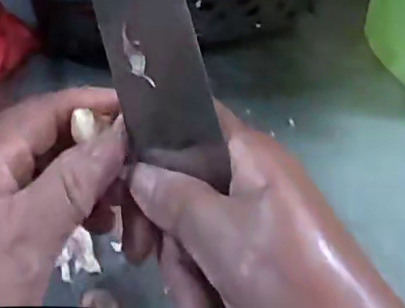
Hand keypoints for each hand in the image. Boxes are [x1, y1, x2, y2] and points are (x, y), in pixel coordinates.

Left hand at [0, 87, 125, 306]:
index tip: (141, 116)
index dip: (99, 105)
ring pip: (52, 164)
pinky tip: (96, 223)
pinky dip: (73, 201)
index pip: (56, 104)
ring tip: (121, 204)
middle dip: (99, 146)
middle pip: (56, 132)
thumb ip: (76, 178)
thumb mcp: (30, 233)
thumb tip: (121, 131)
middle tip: (137, 169)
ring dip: (89, 177)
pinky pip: (42, 193)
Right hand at [127, 105, 401, 307]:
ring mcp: (256, 213)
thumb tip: (136, 170)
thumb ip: (174, 197)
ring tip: (197, 295)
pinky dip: (204, 278)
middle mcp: (250, 172)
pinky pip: (216, 251)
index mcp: (247, 150)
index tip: (120, 171)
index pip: (190, 115)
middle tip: (142, 254)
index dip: (152, 134)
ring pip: (195, 223)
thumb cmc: (284, 269)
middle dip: (164, 222)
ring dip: (184, 262)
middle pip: (185, 178)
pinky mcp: (261, 250)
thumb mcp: (221, 235)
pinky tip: (209, 302)